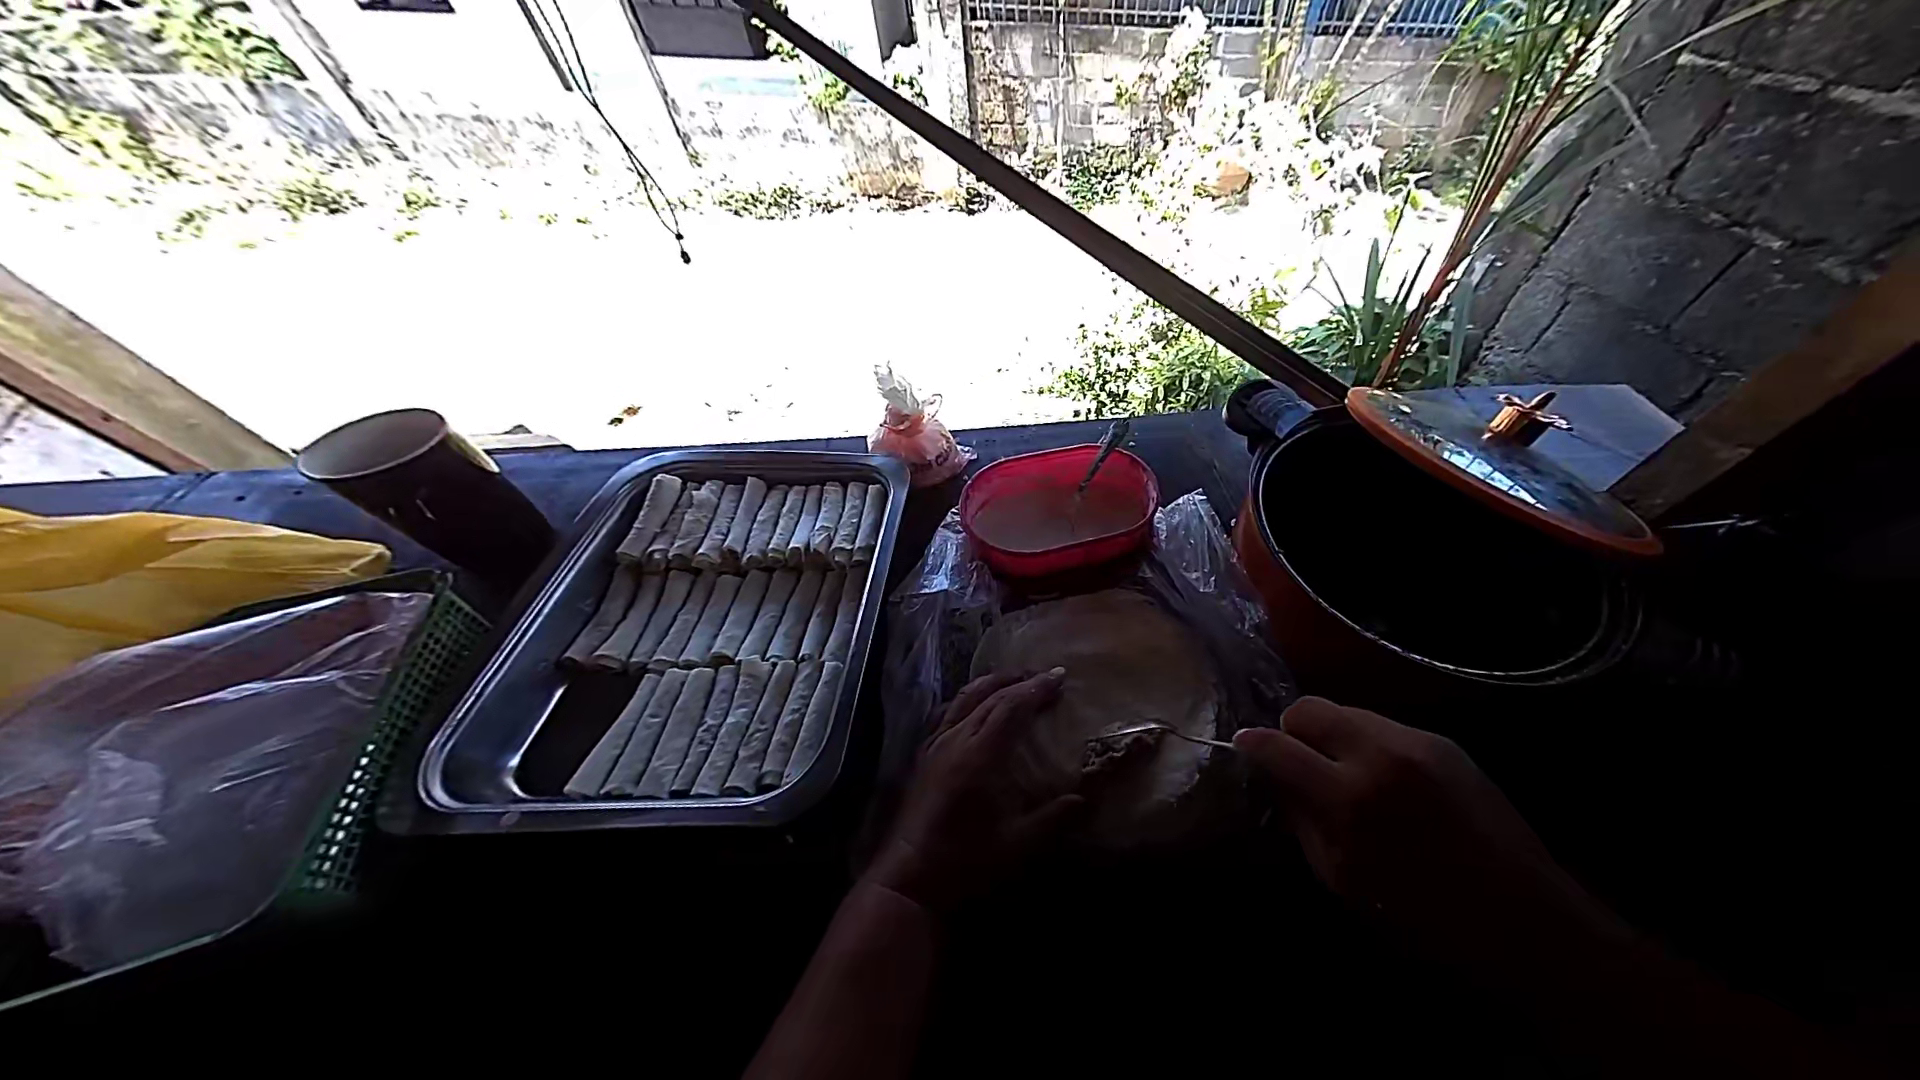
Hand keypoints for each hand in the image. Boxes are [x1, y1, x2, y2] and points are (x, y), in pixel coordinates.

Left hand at [865, 670, 1082, 915]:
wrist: (910, 878)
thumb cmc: (965, 863)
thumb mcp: (1018, 846)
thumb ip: (1053, 819)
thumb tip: (1084, 800)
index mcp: (980, 756)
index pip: (1011, 707)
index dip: (1036, 689)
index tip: (1059, 677)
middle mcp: (956, 740)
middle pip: (990, 697)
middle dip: (1019, 682)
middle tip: (1045, 676)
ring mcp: (936, 745)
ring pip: (965, 699)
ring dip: (992, 684)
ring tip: (1014, 680)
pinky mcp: (924, 755)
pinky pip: (948, 712)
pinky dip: (968, 699)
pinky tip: (975, 705)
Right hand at [1234, 697, 1621, 971]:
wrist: (1528, 919)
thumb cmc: (1424, 914)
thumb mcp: (1340, 876)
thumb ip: (1301, 818)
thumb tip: (1276, 778)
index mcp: (1349, 798)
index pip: (1276, 745)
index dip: (1251, 743)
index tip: (1244, 746)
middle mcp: (1380, 755)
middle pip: (1308, 707)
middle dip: (1292, 729)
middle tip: (1298, 760)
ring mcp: (1416, 743)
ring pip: (1345, 710)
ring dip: (1332, 735)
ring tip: (1345, 770)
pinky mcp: (1443, 742)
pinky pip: (1382, 726)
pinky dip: (1368, 744)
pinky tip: (1387, 779)